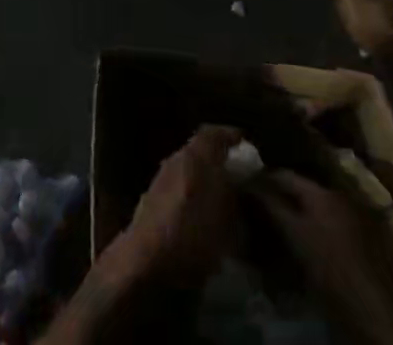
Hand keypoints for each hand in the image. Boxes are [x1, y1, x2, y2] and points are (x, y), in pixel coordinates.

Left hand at [111, 125, 241, 281]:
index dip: (229, 135)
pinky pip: (180, 183)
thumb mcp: (228, 221)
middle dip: (220, 159)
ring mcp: (160, 177)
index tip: (245, 142)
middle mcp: (174, 160)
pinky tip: (205, 211)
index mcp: (194, 158)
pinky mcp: (152, 196)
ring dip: (206, 175)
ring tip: (227, 196)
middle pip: (199, 150)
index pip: (212, 134)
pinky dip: (194, 190)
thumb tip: (238, 184)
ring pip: (188, 167)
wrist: (147, 257)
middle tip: (241, 174)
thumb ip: (235, 197)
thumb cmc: (193, 236)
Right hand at [252, 171, 392, 344]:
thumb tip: (246, 181)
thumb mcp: (292, 232)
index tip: (242, 186)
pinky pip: (322, 218)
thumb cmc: (327, 266)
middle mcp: (338, 198)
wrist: (369, 309)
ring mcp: (349, 217)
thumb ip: (269, 203)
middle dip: (276, 194)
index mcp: (323, 193)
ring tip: (269, 219)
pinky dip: (306, 220)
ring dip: (290, 208)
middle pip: (298, 188)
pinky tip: (294, 233)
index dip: (261, 178)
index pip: (283, 175)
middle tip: (253, 203)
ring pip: (310, 204)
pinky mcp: (355, 236)